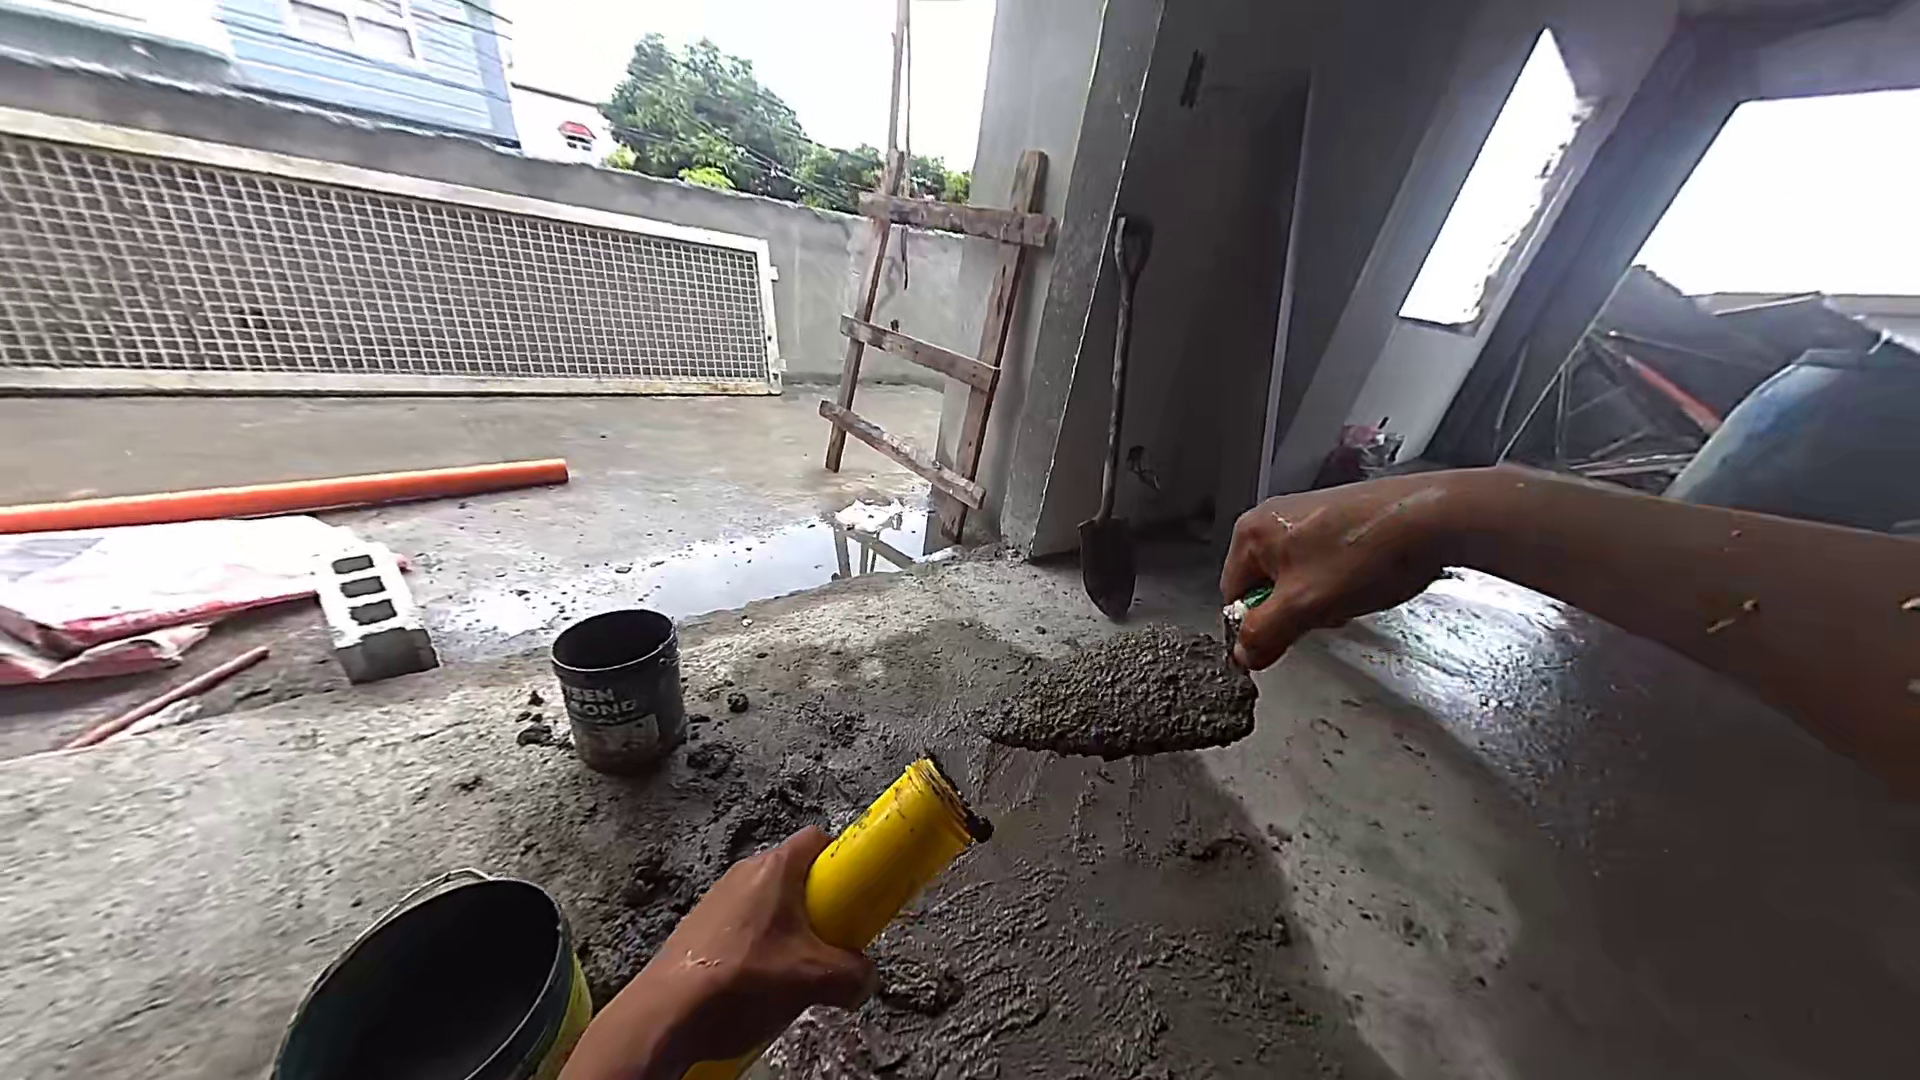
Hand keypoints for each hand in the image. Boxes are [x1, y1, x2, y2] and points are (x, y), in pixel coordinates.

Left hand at [562, 827, 875, 1079]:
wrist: (663, 1018)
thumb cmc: (741, 982)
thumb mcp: (811, 981)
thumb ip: (852, 976)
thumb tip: (866, 978)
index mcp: (776, 867)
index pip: (819, 838)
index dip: (840, 863)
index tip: (849, 894)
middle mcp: (747, 870)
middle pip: (795, 873)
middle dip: (814, 905)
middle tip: (823, 941)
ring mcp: (718, 896)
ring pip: (767, 899)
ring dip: (784, 927)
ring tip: (787, 970)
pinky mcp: (698, 924)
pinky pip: (740, 921)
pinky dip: (754, 944)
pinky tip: (752, 983)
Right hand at [1221, 474, 1463, 669]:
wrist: (1436, 515)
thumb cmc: (1363, 555)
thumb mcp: (1305, 606)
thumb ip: (1264, 634)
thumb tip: (1242, 656)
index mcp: (1249, 533)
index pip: (1233, 594)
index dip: (1257, 622)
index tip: (1291, 632)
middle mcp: (1268, 516)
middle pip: (1262, 582)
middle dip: (1290, 606)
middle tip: (1326, 611)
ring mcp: (1302, 511)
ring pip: (1292, 573)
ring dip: (1314, 594)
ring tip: (1350, 592)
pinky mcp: (1333, 513)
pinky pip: (1317, 558)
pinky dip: (1334, 575)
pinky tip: (1363, 576)